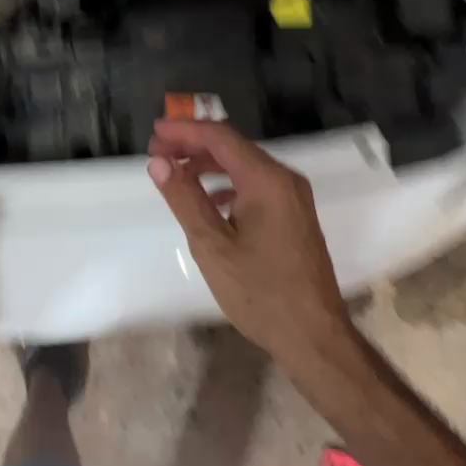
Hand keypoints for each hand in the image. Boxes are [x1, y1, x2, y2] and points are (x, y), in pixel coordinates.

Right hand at [147, 119, 348, 354]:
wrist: (312, 335)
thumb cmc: (259, 291)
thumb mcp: (212, 246)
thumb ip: (184, 198)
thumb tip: (159, 162)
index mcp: (266, 180)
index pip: (220, 138)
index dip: (184, 131)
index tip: (153, 133)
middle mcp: (285, 180)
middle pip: (234, 147)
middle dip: (194, 146)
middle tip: (157, 154)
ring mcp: (294, 198)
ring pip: (245, 166)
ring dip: (209, 165)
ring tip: (176, 173)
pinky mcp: (295, 217)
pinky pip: (257, 186)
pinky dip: (228, 183)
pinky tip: (210, 199)